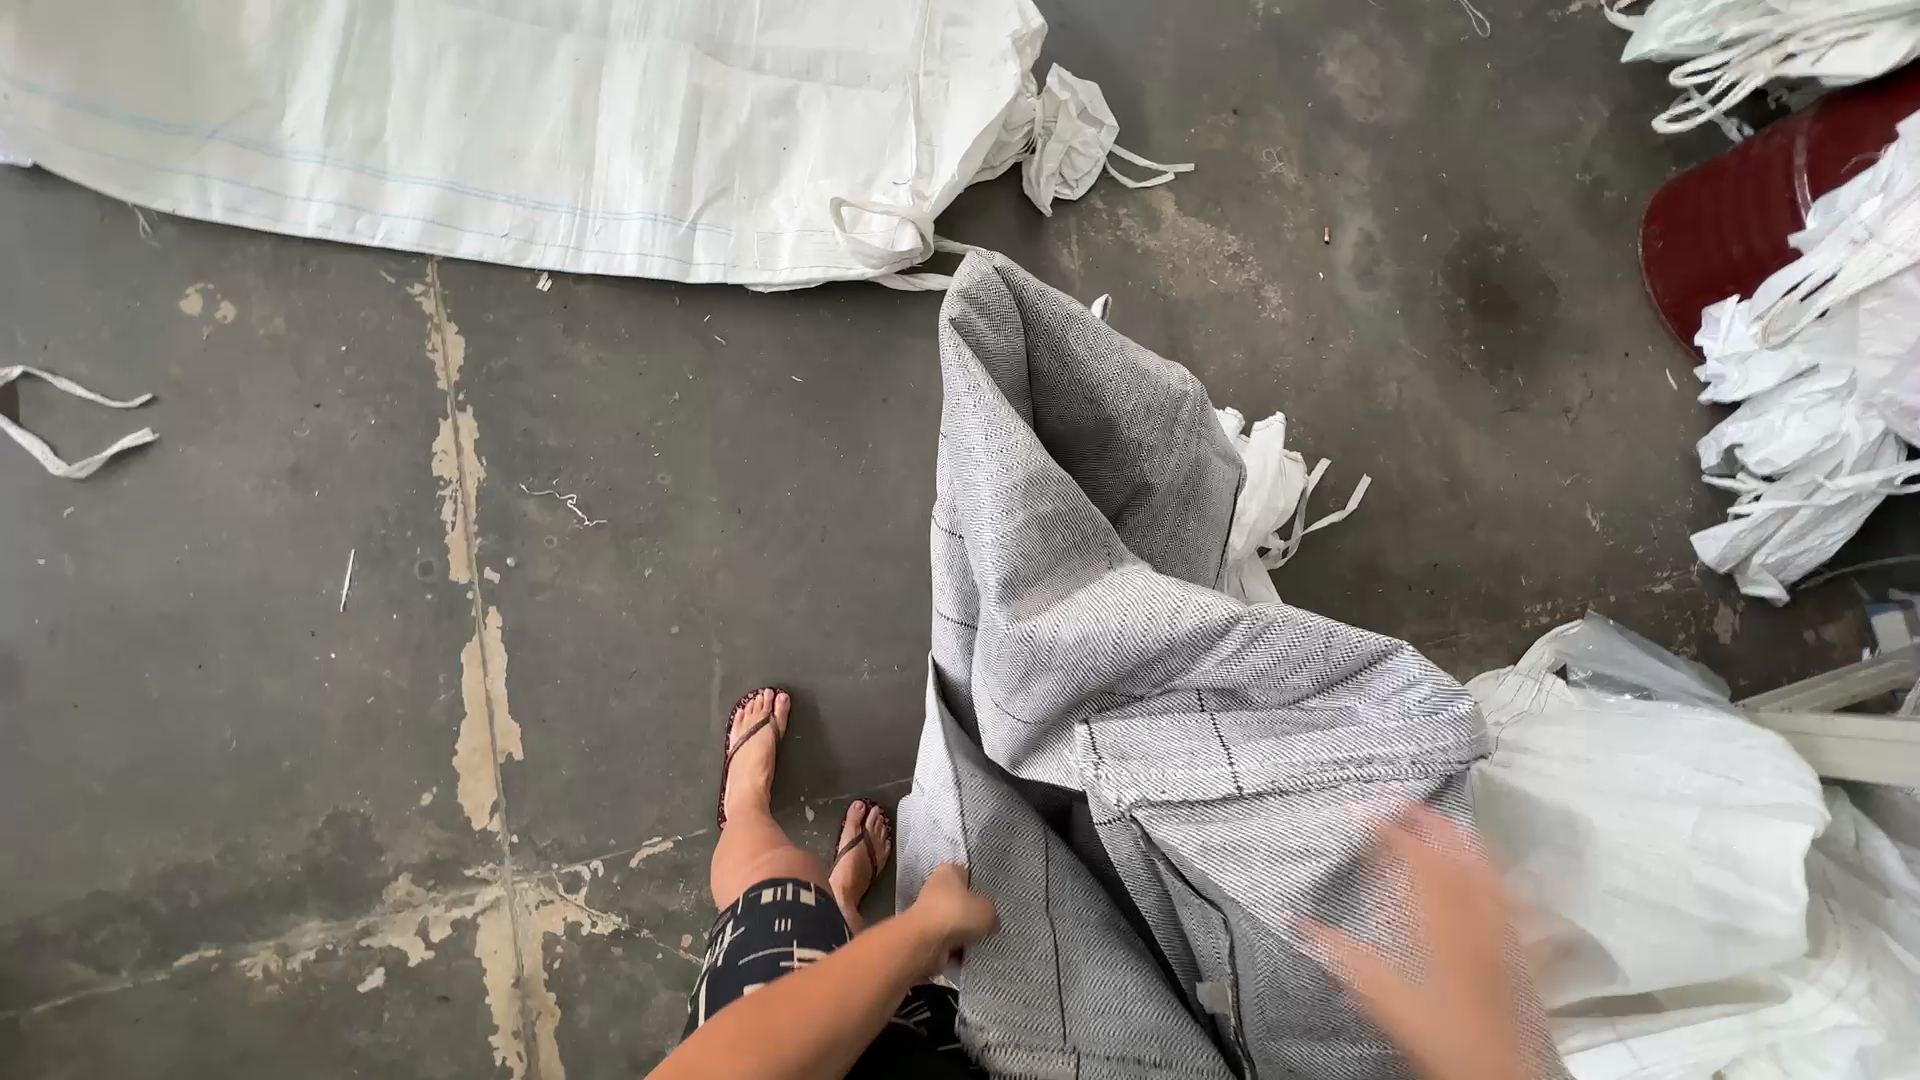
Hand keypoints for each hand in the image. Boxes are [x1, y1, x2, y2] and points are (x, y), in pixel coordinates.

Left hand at [904, 863, 998, 978]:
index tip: (993, 900)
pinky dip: (958, 952)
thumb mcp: (987, 910)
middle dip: (974, 915)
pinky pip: (949, 943)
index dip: (981, 886)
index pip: (968, 874)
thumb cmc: (956, 914)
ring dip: (967, 936)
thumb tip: (991, 922)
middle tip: (991, 925)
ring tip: (984, 943)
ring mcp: (930, 914)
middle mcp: (937, 888)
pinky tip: (971, 957)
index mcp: (949, 871)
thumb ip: (992, 913)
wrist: (925, 943)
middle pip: (963, 901)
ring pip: (956, 924)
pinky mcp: (927, 937)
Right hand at [1304, 804, 1530, 1079]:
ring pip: (1494, 878)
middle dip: (1433, 826)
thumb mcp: (1380, 995)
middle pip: (1458, 860)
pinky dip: (1521, 889)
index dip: (1386, 831)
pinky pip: (1528, 913)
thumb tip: (1299, 923)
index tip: (1363, 812)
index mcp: (1436, 927)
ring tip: (1457, 825)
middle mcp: (1473, 925)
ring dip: (1474, 847)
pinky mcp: (1524, 959)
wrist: (1496, 1075)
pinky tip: (1525, 877)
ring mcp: (1503, 939)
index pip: (1412, 862)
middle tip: (1411, 803)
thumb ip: (1341, 954)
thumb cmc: (1439, 1036)